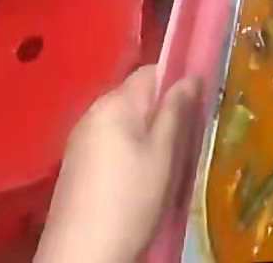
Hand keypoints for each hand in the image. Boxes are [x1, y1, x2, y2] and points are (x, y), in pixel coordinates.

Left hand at [35, 67, 202, 262]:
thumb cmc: (129, 200)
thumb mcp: (163, 153)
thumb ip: (177, 109)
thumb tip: (191, 76)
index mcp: (114, 102)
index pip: (153, 71)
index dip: (178, 82)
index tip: (196, 105)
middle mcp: (93, 113)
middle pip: (139, 96)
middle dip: (164, 110)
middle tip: (186, 136)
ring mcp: (80, 141)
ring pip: (127, 121)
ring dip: (148, 132)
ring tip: (167, 160)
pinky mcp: (76, 167)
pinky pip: (112, 141)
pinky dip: (130, 150)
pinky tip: (140, 178)